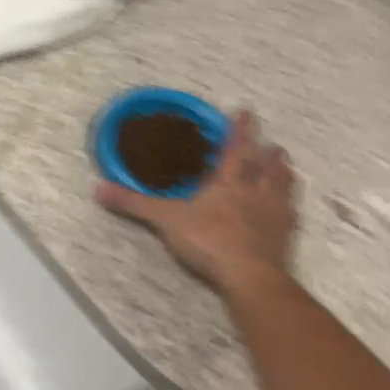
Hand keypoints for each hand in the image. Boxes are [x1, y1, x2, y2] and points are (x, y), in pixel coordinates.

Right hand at [96, 111, 298, 299]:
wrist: (251, 277)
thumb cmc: (209, 240)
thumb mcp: (164, 220)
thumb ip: (134, 203)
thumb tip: (98, 188)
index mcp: (228, 183)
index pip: (235, 149)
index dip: (239, 130)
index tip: (245, 112)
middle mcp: (255, 193)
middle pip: (267, 168)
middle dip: (269, 154)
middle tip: (274, 145)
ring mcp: (274, 216)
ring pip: (284, 188)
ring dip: (285, 176)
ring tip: (287, 167)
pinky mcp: (284, 238)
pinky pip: (291, 217)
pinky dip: (291, 208)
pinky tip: (291, 211)